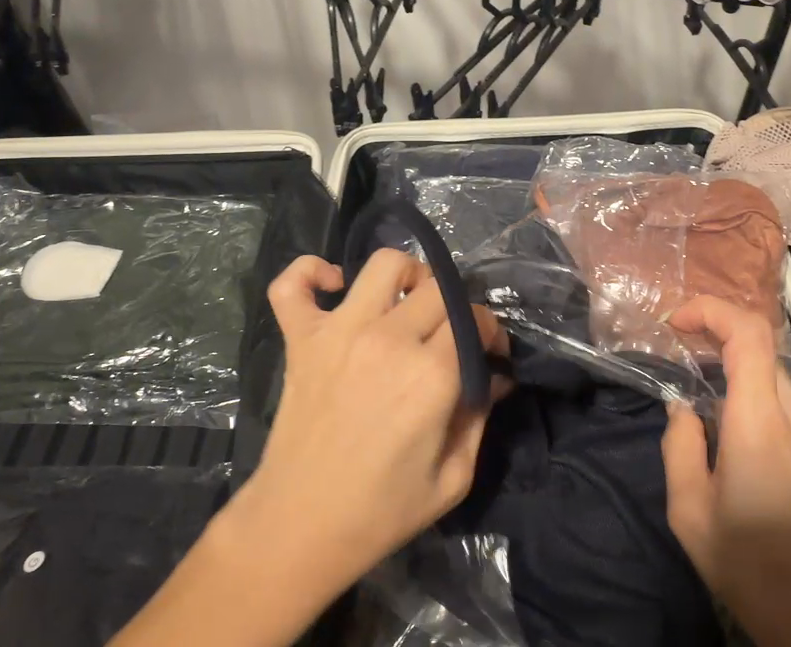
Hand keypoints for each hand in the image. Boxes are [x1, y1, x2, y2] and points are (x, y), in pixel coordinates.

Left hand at [238, 251, 509, 573]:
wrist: (301, 525)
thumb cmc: (383, 510)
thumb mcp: (454, 477)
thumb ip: (480, 418)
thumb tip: (496, 377)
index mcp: (432, 374)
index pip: (474, 319)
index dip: (489, 332)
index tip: (488, 352)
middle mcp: (388, 339)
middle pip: (438, 288)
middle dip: (456, 306)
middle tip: (451, 335)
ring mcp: (339, 332)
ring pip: (384, 264)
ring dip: (406, 275)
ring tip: (407, 303)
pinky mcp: (300, 338)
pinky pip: (294, 283)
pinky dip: (312, 272)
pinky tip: (334, 288)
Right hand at [661, 297, 790, 646]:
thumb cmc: (752, 568)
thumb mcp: (689, 513)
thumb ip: (679, 446)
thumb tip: (683, 408)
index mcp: (761, 426)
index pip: (749, 334)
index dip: (712, 310)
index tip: (678, 323)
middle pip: (761, 352)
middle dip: (718, 344)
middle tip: (684, 361)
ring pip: (776, 381)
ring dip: (740, 379)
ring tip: (709, 416)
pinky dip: (761, 404)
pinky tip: (742, 446)